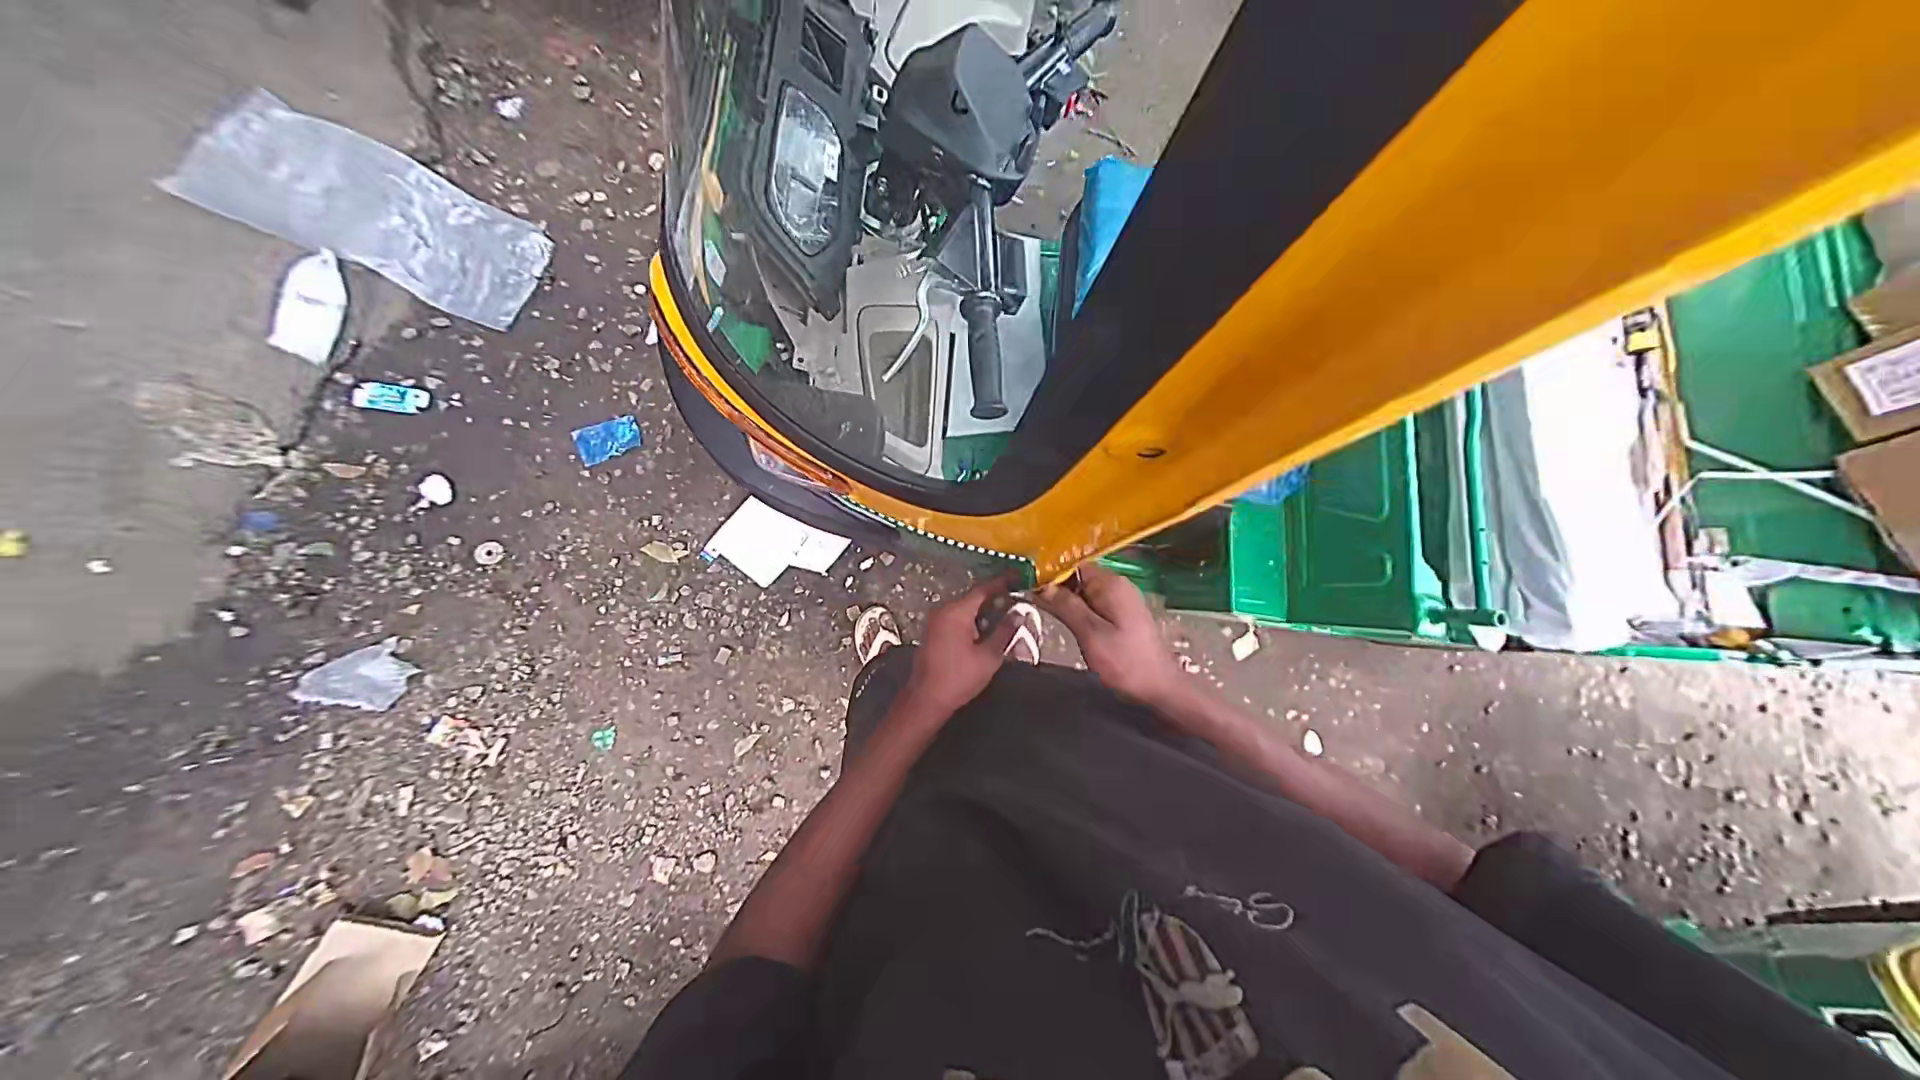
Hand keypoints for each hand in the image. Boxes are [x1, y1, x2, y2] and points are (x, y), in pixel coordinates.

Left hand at [900, 577, 1021, 718]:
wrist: (926, 699)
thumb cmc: (958, 678)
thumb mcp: (988, 656)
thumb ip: (1004, 632)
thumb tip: (1018, 614)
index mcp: (956, 612)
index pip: (983, 589)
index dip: (1002, 582)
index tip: (1018, 577)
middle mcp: (943, 611)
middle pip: (973, 598)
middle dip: (995, 598)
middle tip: (1017, 601)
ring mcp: (936, 621)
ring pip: (965, 609)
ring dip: (984, 612)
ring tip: (1006, 617)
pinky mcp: (934, 633)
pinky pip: (957, 619)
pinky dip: (973, 620)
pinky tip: (987, 631)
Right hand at [1036, 565, 1186, 709]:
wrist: (1159, 688)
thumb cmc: (1125, 663)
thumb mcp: (1090, 634)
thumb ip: (1066, 606)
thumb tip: (1042, 586)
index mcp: (1111, 584)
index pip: (1074, 565)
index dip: (1051, 575)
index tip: (1031, 587)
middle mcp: (1118, 586)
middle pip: (1079, 577)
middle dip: (1057, 589)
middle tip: (1035, 604)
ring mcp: (1122, 600)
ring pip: (1085, 592)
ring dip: (1067, 601)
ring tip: (1049, 614)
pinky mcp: (1123, 615)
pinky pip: (1095, 604)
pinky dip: (1080, 611)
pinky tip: (1070, 624)